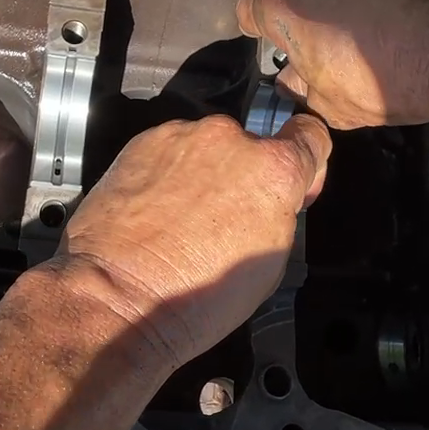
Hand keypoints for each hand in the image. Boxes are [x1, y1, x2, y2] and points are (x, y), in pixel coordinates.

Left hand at [52, 114, 330, 368]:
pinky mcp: (141, 141)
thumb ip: (279, 211)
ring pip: (206, 147)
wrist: (118, 294)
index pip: (310, 135)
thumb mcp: (269, 262)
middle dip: (243, 174)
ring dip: (202, 171)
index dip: (306, 161)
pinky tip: (153, 211)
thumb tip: (272, 199)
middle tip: (223, 218)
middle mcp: (229, 138)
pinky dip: (166, 172)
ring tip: (180, 220)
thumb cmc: (198, 295)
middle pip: (251, 146)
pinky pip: (168, 151)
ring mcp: (181, 135)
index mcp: (273, 168)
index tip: (293, 182)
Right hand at [235, 0, 428, 128]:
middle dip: (310, 8)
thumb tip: (294, 79)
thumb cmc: (391, 77)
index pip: (250, 9)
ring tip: (381, 21)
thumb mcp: (335, 105)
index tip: (280, 44)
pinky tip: (409, 5)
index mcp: (283, 1)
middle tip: (338, 39)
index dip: (263, 31)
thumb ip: (302, 89)